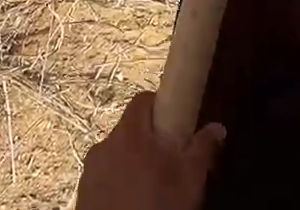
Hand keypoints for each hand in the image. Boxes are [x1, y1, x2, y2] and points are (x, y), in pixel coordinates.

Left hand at [75, 92, 225, 209]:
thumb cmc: (157, 205)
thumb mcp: (189, 179)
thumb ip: (203, 148)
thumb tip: (217, 127)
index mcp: (129, 133)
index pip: (143, 100)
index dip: (162, 107)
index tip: (177, 126)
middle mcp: (104, 145)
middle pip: (130, 129)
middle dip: (150, 141)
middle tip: (171, 162)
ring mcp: (89, 172)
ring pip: (118, 155)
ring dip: (134, 164)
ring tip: (153, 189)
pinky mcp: (83, 196)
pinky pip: (105, 179)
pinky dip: (119, 184)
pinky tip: (135, 204)